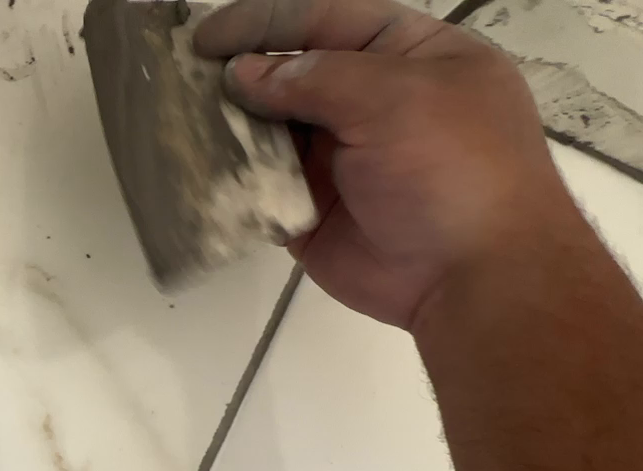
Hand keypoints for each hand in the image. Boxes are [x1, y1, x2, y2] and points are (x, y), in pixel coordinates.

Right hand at [194, 0, 586, 328]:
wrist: (463, 274)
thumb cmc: (451, 169)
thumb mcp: (397, 99)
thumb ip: (318, 79)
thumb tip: (244, 72)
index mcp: (404, 56)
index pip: (324, 22)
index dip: (263, 23)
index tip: (204, 38)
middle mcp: (365, 103)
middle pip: (288, 78)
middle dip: (237, 79)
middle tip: (180, 85)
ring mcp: (333, 161)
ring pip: (268, 135)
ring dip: (228, 133)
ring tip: (179, 127)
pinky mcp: (306, 212)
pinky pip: (260, 191)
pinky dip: (231, 185)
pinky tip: (197, 176)